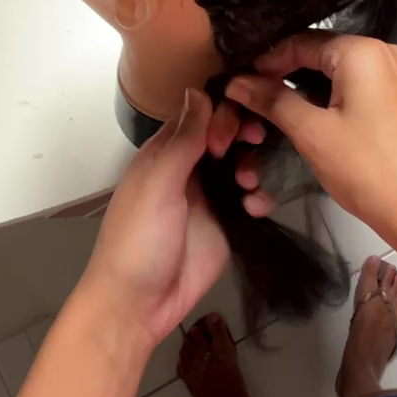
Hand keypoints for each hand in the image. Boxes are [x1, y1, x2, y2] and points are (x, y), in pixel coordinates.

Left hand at [73, 89, 231, 351]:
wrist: (139, 306)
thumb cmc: (137, 241)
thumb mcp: (158, 185)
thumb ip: (183, 140)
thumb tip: (198, 90)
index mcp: (164, 154)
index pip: (199, 115)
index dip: (220, 114)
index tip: (229, 131)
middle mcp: (189, 169)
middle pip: (226, 135)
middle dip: (243, 135)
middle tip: (251, 144)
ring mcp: (210, 197)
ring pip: (243, 163)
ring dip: (253, 166)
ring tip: (248, 183)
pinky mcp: (228, 223)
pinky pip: (252, 199)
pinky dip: (259, 198)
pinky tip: (255, 208)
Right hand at [225, 33, 396, 248]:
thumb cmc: (368, 170)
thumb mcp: (312, 132)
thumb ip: (272, 100)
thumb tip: (238, 82)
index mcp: (363, 51)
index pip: (301, 42)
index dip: (266, 62)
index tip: (241, 85)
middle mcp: (385, 53)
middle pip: (320, 54)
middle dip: (284, 76)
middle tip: (255, 102)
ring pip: (338, 73)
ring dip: (306, 90)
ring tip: (277, 114)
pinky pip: (357, 87)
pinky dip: (331, 99)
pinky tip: (311, 120)